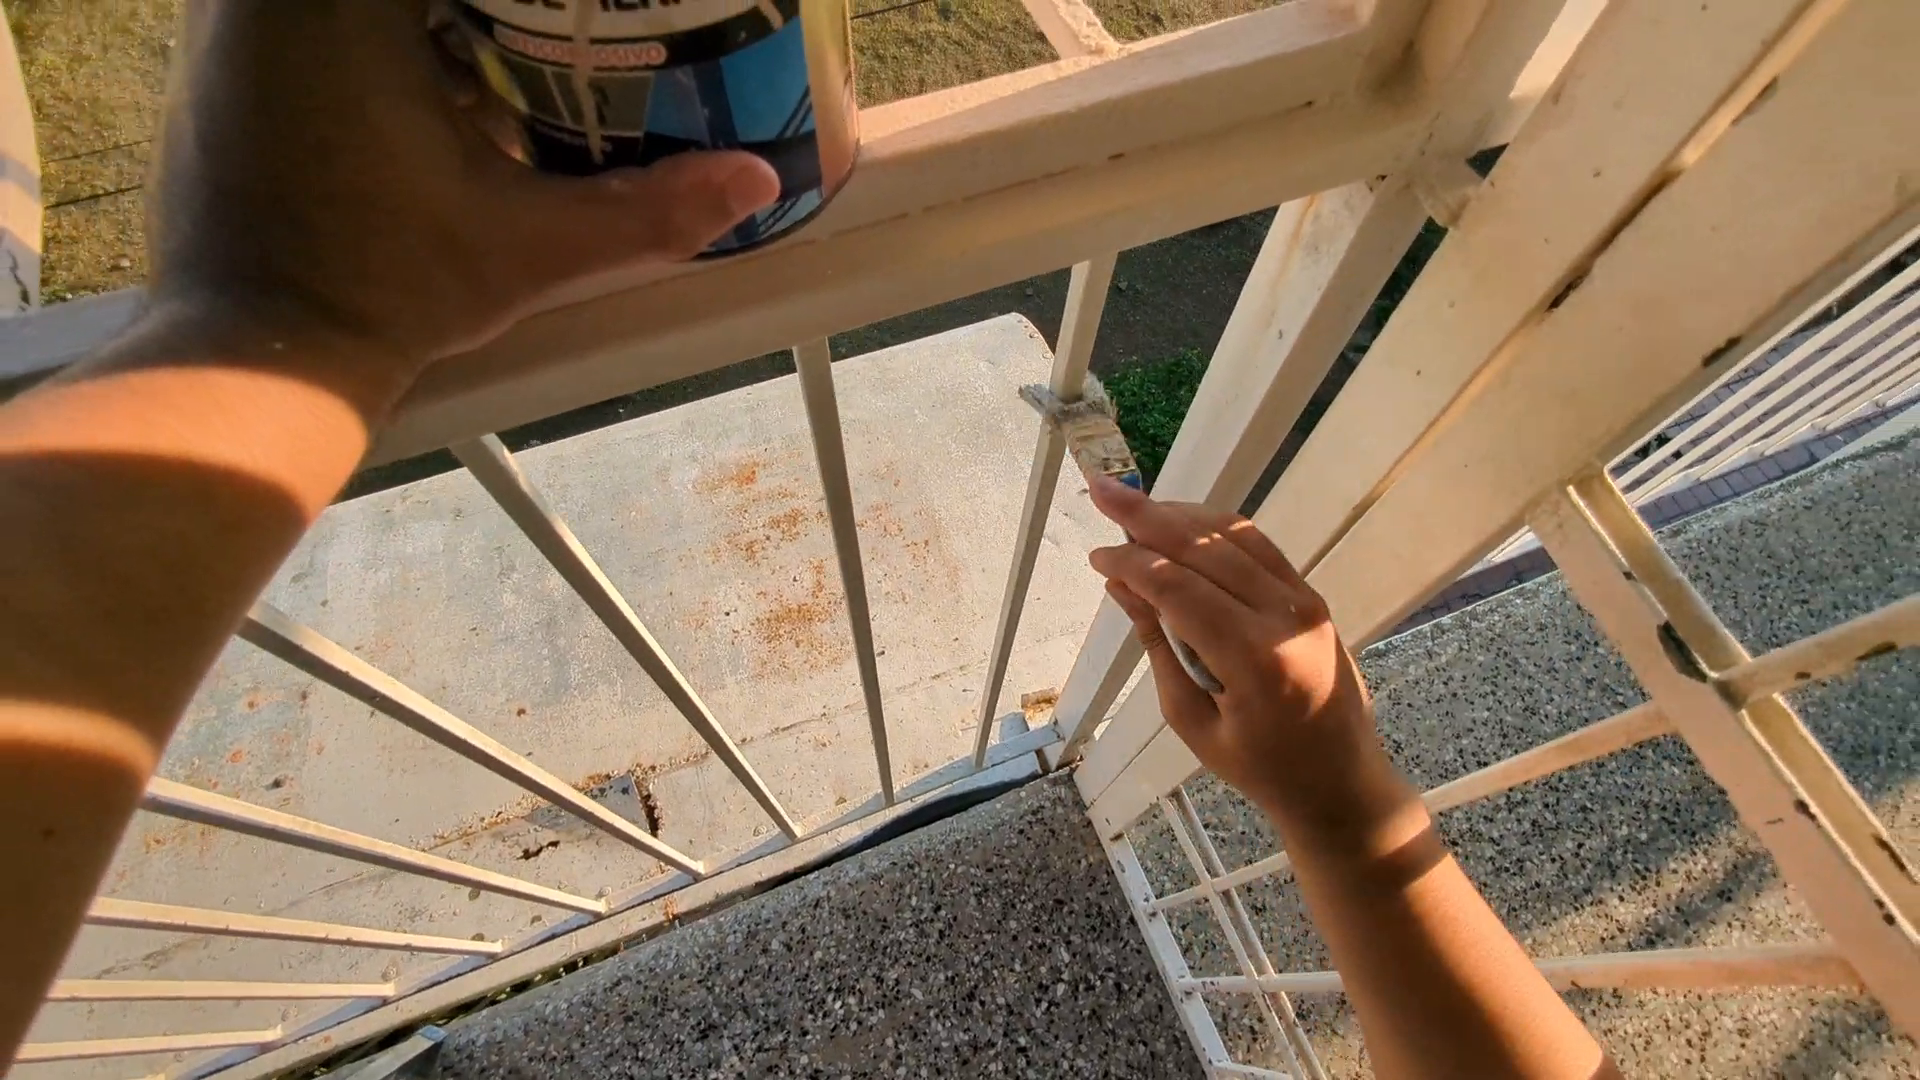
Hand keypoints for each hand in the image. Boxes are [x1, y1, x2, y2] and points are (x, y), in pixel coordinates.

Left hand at [145, 0, 778, 383]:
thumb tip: (759, 176)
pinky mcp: (247, 41)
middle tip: (607, 30)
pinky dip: (433, 34)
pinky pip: (364, 13)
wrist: (272, 345)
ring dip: (484, 20)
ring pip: (413, 0)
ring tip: (561, 49)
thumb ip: (653, 209)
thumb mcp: (543, 247)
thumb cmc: (397, 290)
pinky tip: (480, 80)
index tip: (625, 14)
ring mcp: (246, 6)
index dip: (579, 0)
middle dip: (537, 11)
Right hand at [1085, 474, 1405, 832]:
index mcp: (1254, 660)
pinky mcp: (1309, 594)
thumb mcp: (1190, 718)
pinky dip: (1212, 525)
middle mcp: (1284, 616)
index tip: (1096, 556)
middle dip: (1146, 516)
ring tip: (1133, 505)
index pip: (1178, 588)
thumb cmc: (1259, 767)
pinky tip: (1179, 522)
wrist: (1341, 782)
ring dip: (1178, 514)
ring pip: (1232, 534)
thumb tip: (1121, 586)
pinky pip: (1256, 545)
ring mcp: (1303, 600)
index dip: (1131, 563)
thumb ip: (1157, 644)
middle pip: (1203, 547)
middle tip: (1101, 490)